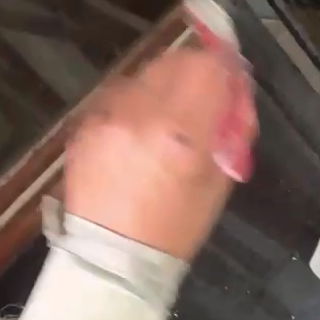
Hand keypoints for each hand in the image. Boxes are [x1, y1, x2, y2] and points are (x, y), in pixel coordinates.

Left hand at [62, 43, 255, 260]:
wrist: (111, 259)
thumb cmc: (176, 226)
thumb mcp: (221, 179)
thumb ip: (231, 128)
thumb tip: (236, 88)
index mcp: (182, 133)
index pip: (208, 65)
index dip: (223, 66)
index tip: (228, 77)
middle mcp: (141, 114)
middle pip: (175, 60)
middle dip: (192, 72)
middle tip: (199, 96)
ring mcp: (106, 116)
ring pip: (143, 73)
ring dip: (160, 86)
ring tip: (163, 119)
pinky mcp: (84, 124)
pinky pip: (116, 96)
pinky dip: (132, 104)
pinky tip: (135, 133)